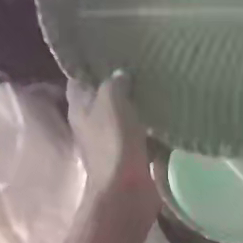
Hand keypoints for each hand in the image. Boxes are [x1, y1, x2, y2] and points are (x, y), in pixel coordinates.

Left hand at [69, 71, 157, 212]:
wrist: (126, 191)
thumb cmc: (114, 143)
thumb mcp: (112, 101)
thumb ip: (115, 83)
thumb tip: (121, 75)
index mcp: (79, 106)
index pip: (79, 77)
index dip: (92, 64)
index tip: (113, 52)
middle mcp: (90, 122)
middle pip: (102, 96)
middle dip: (118, 84)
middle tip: (141, 66)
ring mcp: (109, 141)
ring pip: (121, 115)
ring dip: (135, 105)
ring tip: (156, 86)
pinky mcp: (129, 156)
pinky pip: (138, 134)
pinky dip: (148, 126)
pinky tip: (163, 114)